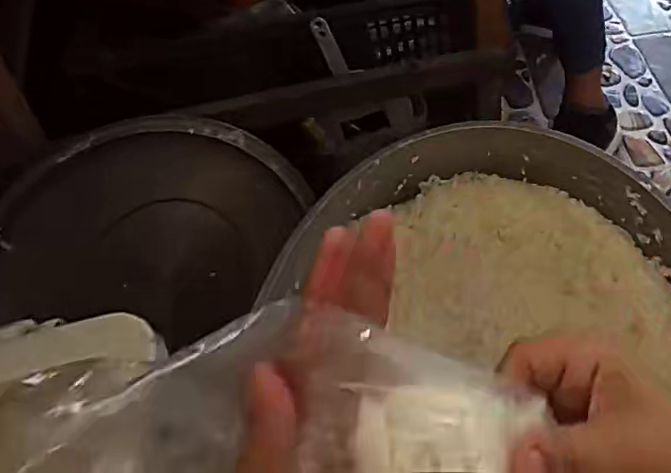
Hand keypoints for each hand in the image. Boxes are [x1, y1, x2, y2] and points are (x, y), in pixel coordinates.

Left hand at [237, 211, 395, 472]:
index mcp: (296, 425)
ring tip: (381, 245)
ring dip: (374, 299)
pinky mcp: (378, 452)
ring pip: (367, 358)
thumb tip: (268, 371)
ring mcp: (353, 437)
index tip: (344, 233)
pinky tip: (406, 329)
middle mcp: (324, 422)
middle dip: (360, 275)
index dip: (329, 286)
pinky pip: (394, 402)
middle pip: (344, 336)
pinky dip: (399, 359)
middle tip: (376, 222)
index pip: (312, 344)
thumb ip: (264, 456)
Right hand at [500, 336, 670, 472]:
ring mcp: (574, 409)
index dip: (502, 392)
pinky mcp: (579, 440)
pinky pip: (545, 445)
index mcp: (580, 354)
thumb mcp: (609, 447)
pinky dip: (537, 458)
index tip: (490, 434)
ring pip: (529, 423)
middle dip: (508, 427)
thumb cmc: (663, 450)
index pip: (523, 359)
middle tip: (493, 457)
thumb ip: (559, 450)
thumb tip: (512, 453)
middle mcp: (571, 375)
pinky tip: (531, 467)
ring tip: (509, 462)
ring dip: (521, 447)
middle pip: (521, 393)